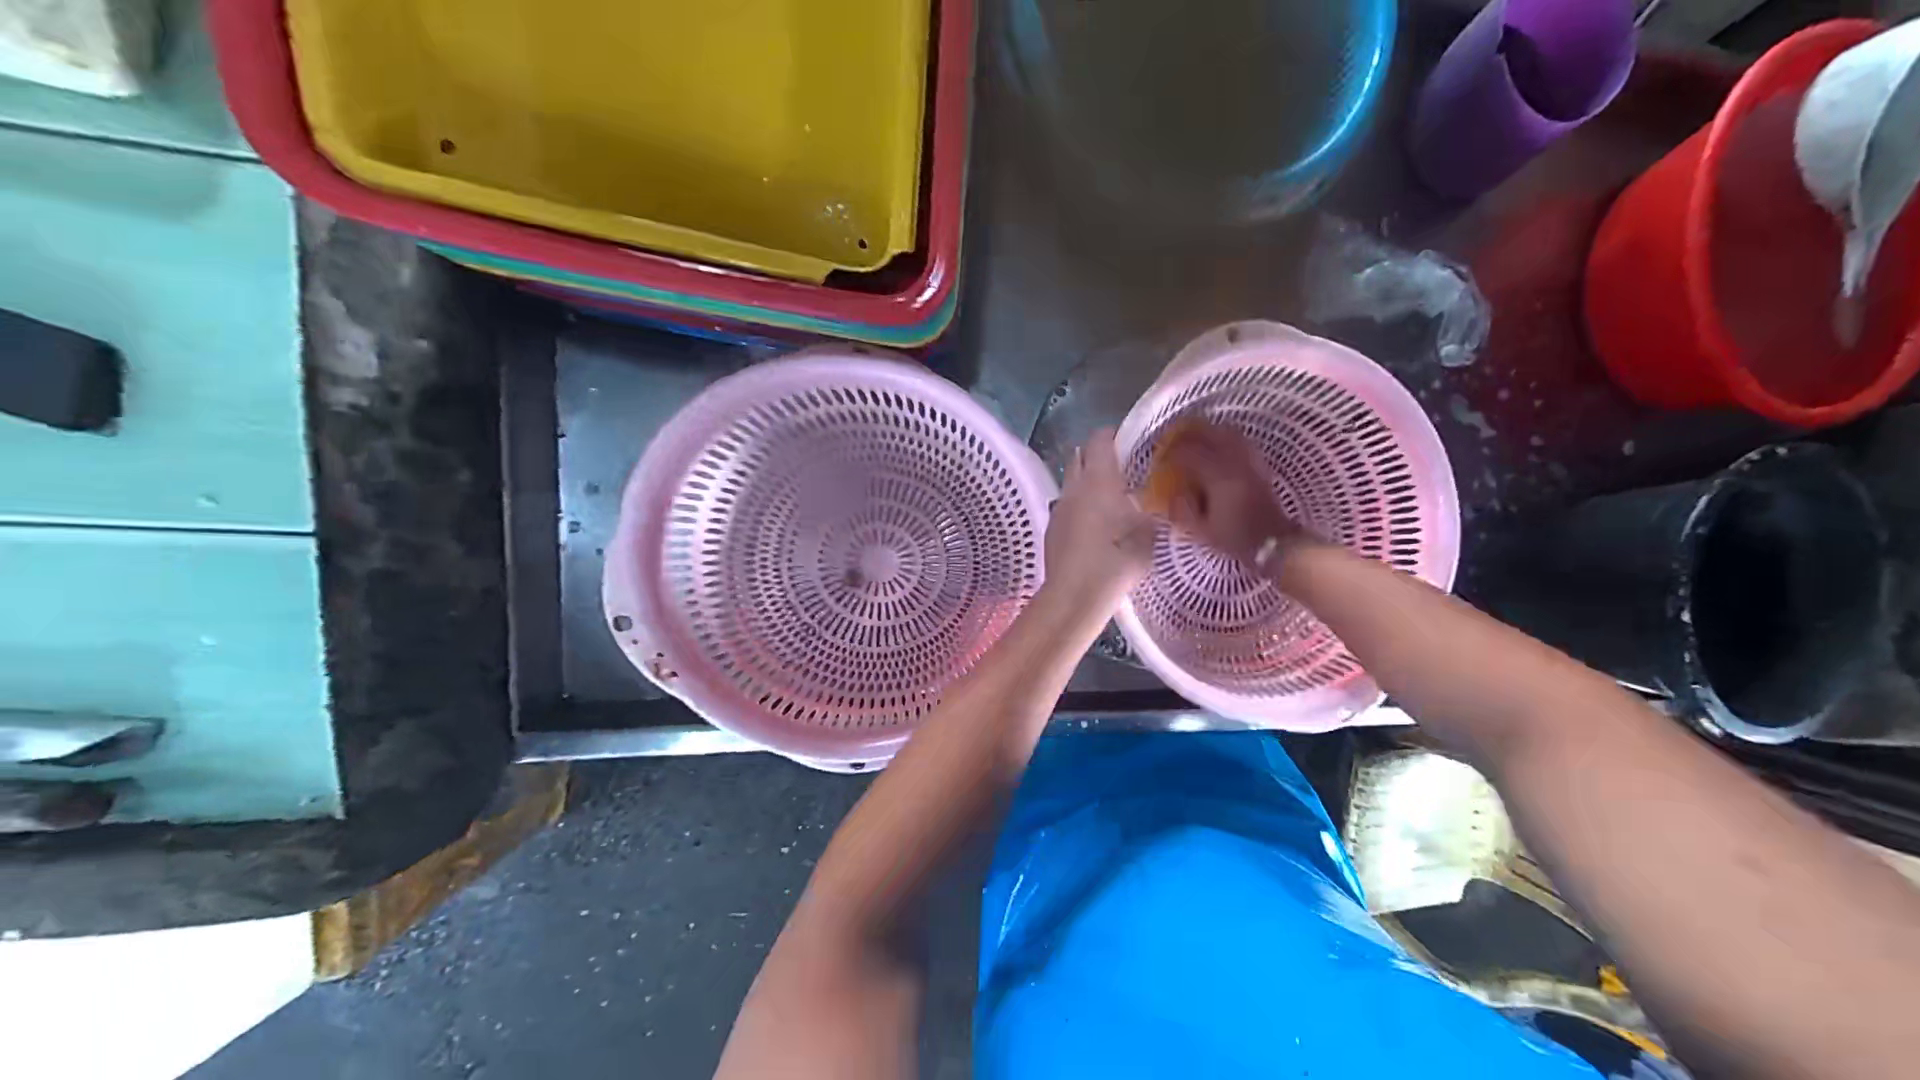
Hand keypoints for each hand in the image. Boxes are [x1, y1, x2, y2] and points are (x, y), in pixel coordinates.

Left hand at [1043, 429, 1155, 607]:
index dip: (1112, 435)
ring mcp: (1058, 509)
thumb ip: (1149, 513)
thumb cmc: (1118, 559)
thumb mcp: (1149, 534)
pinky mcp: (1051, 531)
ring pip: (1072, 485)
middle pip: (1079, 458)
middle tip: (1119, 468)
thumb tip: (1148, 506)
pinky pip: (1067, 509)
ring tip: (1108, 500)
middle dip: (1096, 457)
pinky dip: (1079, 509)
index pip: (1099, 440)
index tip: (1127, 439)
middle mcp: (1074, 487)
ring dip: (1087, 485)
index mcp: (1099, 479)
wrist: (1076, 594)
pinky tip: (1093, 527)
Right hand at [1153, 421, 1308, 569]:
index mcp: (1218, 476)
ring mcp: (1250, 462)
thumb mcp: (1201, 529)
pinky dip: (1225, 439)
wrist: (1274, 543)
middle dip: (1190, 433)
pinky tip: (1218, 447)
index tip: (1160, 457)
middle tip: (1175, 438)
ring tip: (1196, 437)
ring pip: (1228, 434)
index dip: (1172, 452)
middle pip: (1211, 434)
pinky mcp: (1260, 466)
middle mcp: (1235, 462)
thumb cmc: (1236, 539)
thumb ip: (1183, 509)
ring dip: (1210, 431)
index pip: (1190, 453)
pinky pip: (1240, 442)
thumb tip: (1173, 493)